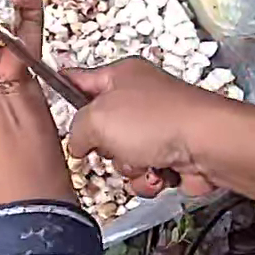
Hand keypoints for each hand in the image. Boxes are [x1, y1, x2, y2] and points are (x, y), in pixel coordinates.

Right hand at [64, 57, 235, 197]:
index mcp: (121, 76)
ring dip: (128, 167)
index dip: (63, 89)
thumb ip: (76, 130)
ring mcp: (156, 128)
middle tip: (112, 145)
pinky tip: (160, 173)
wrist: (208, 145)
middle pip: (100, 128)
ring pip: (121, 157)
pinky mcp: (170, 154)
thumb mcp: (98, 118)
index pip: (80, 79)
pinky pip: (143, 173)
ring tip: (144, 161)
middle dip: (104, 147)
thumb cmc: (156, 121)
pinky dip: (148, 179)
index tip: (46, 96)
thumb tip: (79, 144)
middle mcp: (139, 99)